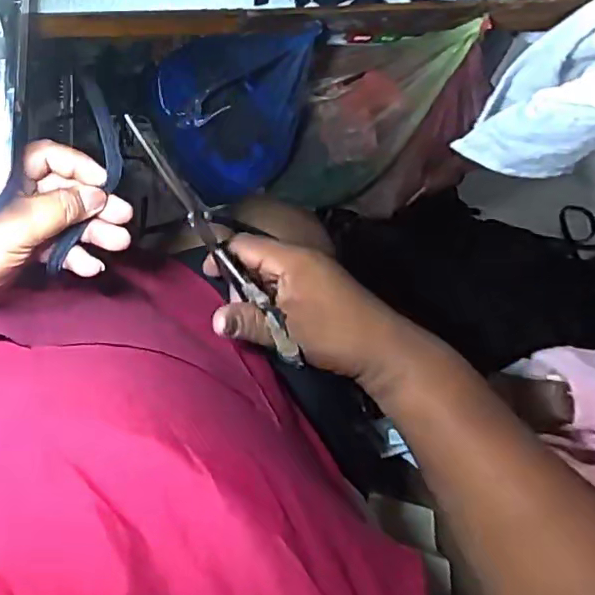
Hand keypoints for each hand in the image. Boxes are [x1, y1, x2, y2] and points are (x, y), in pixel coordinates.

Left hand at [0, 141, 133, 312]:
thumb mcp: (19, 225)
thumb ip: (61, 208)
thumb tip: (94, 195)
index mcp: (5, 175)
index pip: (48, 157)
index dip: (79, 167)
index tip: (103, 182)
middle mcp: (12, 194)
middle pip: (62, 190)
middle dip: (93, 205)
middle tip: (120, 216)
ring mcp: (16, 221)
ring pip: (62, 220)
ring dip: (90, 232)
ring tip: (116, 242)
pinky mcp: (19, 247)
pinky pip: (53, 244)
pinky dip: (72, 254)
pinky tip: (89, 264)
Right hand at [206, 234, 430, 394]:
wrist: (385, 350)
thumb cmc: (333, 333)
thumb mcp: (285, 330)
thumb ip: (248, 320)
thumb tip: (214, 319)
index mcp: (290, 258)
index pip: (244, 244)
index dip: (222, 257)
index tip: (209, 277)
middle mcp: (301, 257)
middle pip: (256, 257)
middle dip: (238, 280)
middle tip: (233, 307)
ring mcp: (313, 271)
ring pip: (269, 273)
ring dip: (256, 292)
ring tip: (250, 317)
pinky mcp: (321, 287)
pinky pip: (285, 283)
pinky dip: (272, 298)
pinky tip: (271, 319)